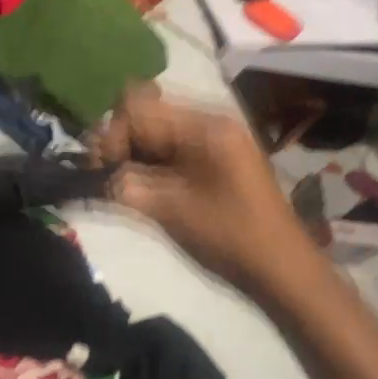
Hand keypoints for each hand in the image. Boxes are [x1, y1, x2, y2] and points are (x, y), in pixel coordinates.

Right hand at [94, 84, 313, 291]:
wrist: (285, 272)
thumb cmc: (232, 238)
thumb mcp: (170, 209)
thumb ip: (124, 182)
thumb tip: (92, 170)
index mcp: (203, 125)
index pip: (135, 106)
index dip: (113, 137)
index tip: (109, 173)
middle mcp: (208, 119)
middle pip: (143, 112)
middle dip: (120, 143)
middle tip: (110, 180)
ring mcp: (213, 136)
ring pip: (152, 129)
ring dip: (133, 154)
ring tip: (127, 187)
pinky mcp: (213, 154)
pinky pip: (168, 144)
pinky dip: (150, 162)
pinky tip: (148, 188)